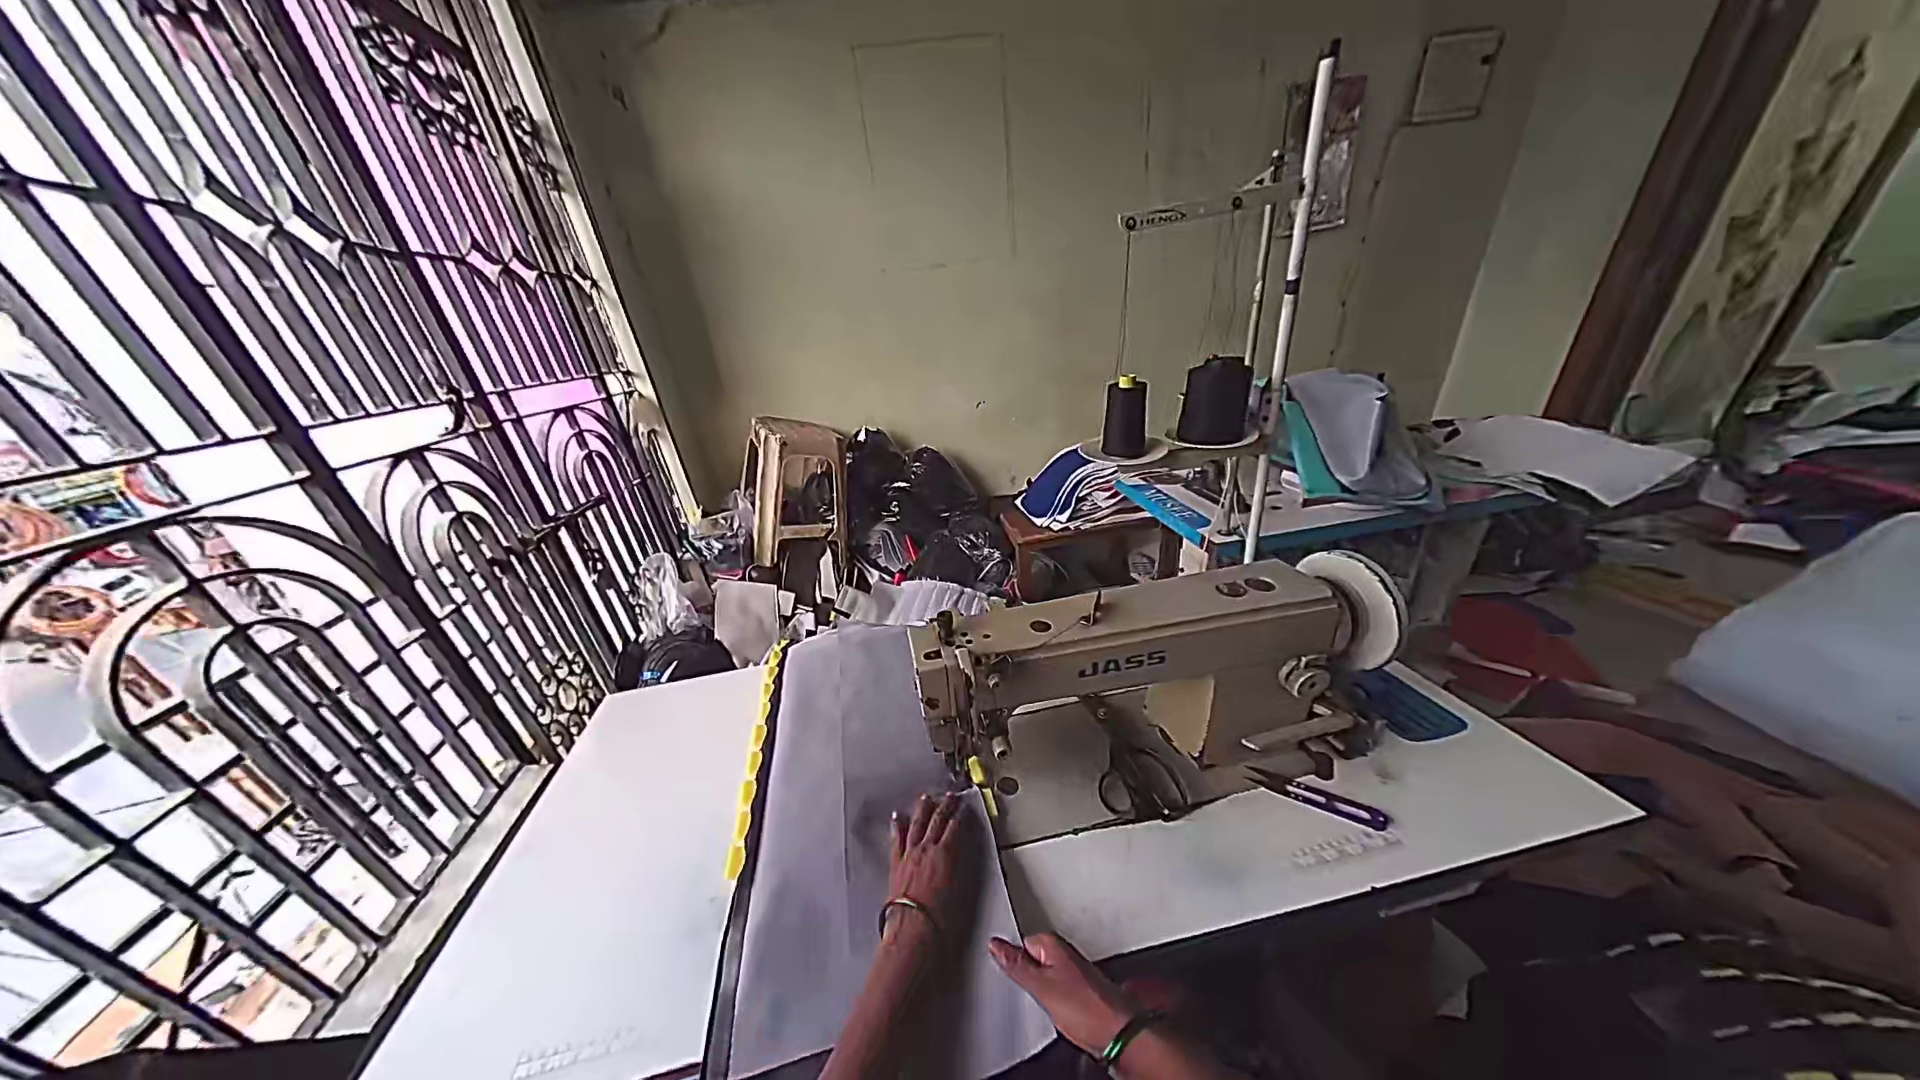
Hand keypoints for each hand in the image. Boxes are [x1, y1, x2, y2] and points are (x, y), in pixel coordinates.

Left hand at [886, 793, 966, 944]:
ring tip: (925, 798)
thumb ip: (955, 868)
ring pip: (917, 824)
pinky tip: (896, 817)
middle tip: (949, 796)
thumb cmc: (937, 916)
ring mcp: (910, 854)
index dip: (960, 815)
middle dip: (945, 805)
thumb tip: (955, 861)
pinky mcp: (897, 863)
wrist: (912, 927)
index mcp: (945, 855)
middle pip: (937, 820)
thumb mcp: (956, 889)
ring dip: (922, 809)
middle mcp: (927, 849)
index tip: (963, 807)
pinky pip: (896, 839)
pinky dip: (896, 826)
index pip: (955, 828)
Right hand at [988, 933, 1135, 1054]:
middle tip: (1021, 988)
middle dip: (1023, 973)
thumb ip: (1016, 964)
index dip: (1009, 957)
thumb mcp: (1041, 986)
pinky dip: (1049, 1000)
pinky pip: (1054, 991)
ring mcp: (1072, 973)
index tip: (1000, 965)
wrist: (1119, 1034)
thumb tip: (996, 944)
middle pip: (1031, 959)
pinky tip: (1050, 1011)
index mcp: (1052, 943)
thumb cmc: (1089, 1008)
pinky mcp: (1078, 993)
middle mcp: (1064, 954)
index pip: (1019, 941)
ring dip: (1038, 989)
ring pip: (1043, 977)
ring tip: (1038, 1002)